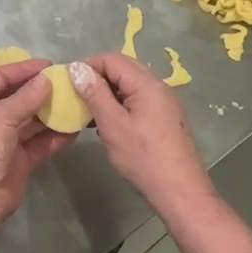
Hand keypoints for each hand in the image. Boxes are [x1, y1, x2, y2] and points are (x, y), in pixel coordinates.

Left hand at [0, 58, 76, 235]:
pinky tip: (74, 129)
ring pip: (31, 122)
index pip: (0, 77)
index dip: (22, 69)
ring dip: (51, 113)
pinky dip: (55, 137)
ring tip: (76, 103)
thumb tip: (46, 79)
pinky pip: (39, 144)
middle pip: (17, 99)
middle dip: (40, 91)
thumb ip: (25, 98)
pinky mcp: (20, 162)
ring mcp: (5, 141)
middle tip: (67, 84)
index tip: (49, 65)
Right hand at [70, 54, 210, 205]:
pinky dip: (121, 104)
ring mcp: (166, 103)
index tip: (68, 82)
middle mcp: (159, 87)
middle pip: (123, 68)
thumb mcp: (112, 124)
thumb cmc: (144, 158)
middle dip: (98, 77)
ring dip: (108, 92)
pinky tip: (109, 124)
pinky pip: (139, 100)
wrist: (182, 194)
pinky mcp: (167, 119)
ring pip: (131, 85)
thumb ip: (94, 93)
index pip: (112, 59)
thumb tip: (77, 67)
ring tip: (90, 111)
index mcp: (147, 84)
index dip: (87, 65)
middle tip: (77, 95)